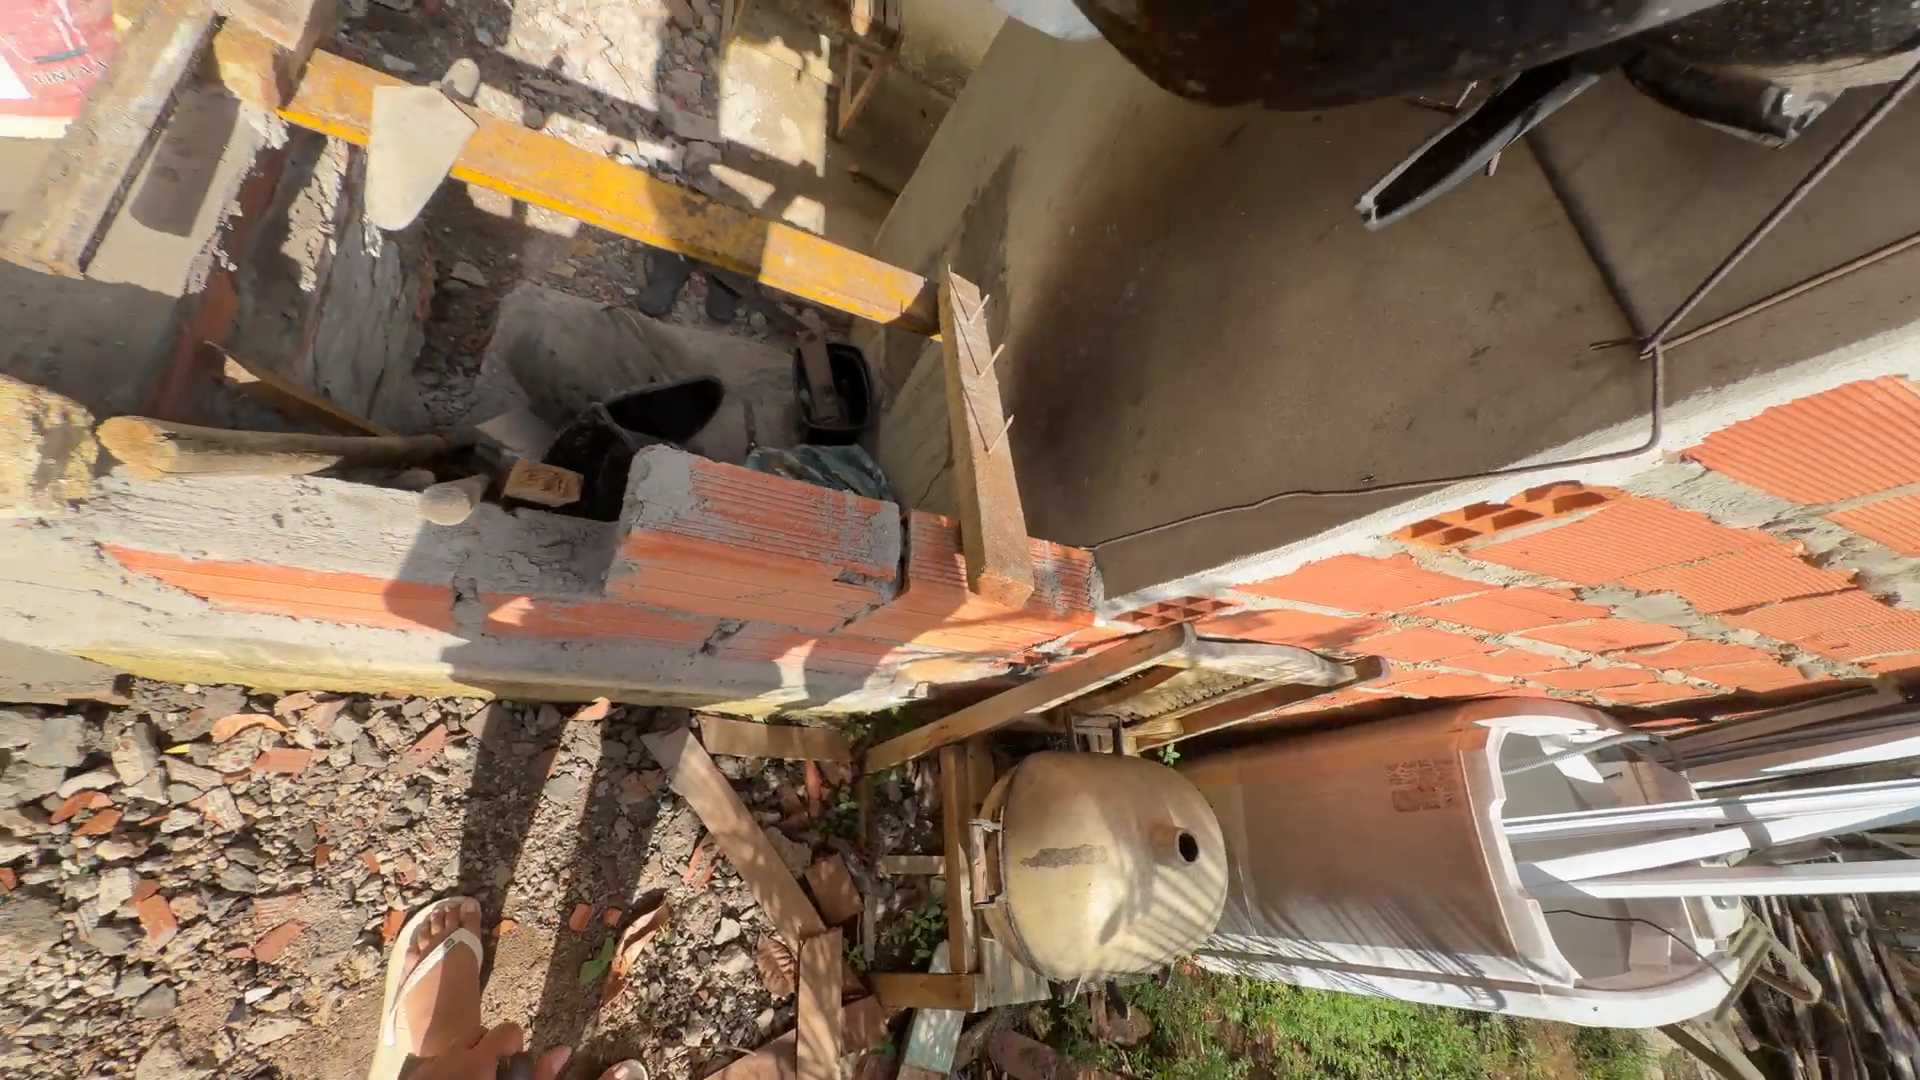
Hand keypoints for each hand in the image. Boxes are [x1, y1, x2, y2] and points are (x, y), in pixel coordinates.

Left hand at [407, 1022, 571, 1079]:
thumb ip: (539, 1078)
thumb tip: (563, 1050)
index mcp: (479, 1062)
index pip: (507, 1030)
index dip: (514, 1048)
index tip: (511, 1071)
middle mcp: (450, 1059)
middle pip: (477, 1034)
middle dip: (486, 1052)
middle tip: (490, 1079)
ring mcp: (427, 1073)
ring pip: (452, 1051)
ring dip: (462, 1063)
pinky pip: (431, 1069)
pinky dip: (442, 1075)